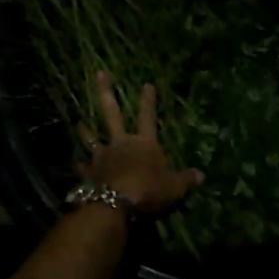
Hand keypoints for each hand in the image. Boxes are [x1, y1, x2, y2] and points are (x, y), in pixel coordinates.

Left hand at [80, 72, 203, 215]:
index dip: (148, 101)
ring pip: (92, 138)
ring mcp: (103, 156)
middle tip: (100, 73)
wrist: (117, 204)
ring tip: (79, 122)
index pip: (148, 117)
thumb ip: (187, 179)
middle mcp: (122, 143)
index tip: (146, 84)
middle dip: (107, 92)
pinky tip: (76, 163)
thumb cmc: (150, 189)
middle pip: (113, 114)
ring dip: (85, 130)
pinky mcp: (90, 173)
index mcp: (145, 143)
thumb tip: (202, 175)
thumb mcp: (175, 186)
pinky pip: (84, 167)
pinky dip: (80, 165)